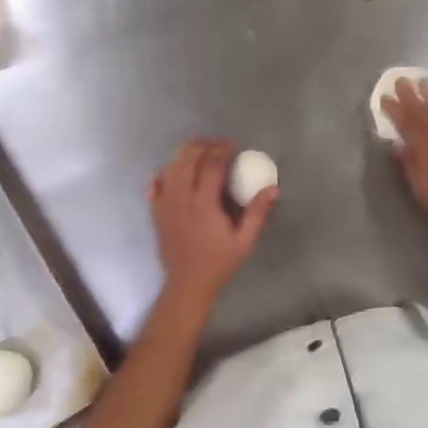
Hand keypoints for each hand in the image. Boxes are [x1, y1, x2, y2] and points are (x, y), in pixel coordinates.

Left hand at [149, 138, 276, 299]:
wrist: (188, 283)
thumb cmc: (219, 263)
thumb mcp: (244, 241)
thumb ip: (257, 213)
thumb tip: (272, 188)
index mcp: (204, 204)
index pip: (211, 165)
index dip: (221, 149)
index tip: (231, 144)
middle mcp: (181, 199)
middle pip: (187, 159)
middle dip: (201, 146)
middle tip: (215, 145)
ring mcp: (165, 204)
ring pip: (170, 168)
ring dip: (184, 155)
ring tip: (198, 152)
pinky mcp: (156, 212)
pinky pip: (155, 184)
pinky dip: (164, 173)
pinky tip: (173, 172)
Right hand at [382, 79, 427, 237]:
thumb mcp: (418, 186)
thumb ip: (408, 164)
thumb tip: (397, 145)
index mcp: (424, 147)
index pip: (406, 123)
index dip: (394, 110)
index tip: (383, 98)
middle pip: (424, 111)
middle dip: (410, 95)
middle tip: (400, 79)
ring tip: (422, 82)